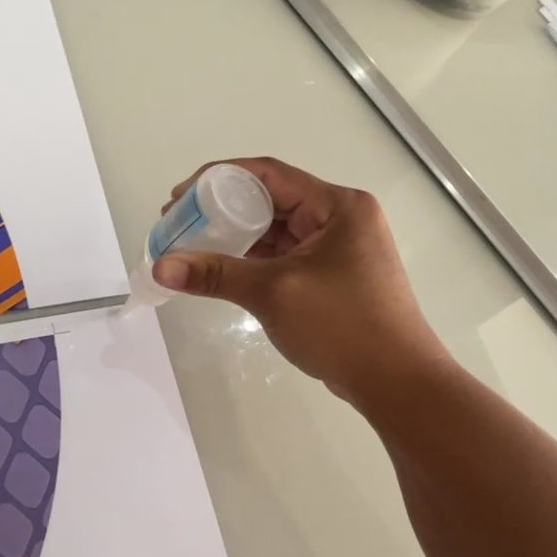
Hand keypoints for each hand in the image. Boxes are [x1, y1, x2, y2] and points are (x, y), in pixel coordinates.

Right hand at [151, 158, 447, 401]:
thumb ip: (215, 274)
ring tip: (193, 249)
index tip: (179, 198)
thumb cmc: (342, 326)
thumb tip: (160, 267)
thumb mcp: (273, 293)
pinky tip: (224, 271)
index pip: (268, 174)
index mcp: (338, 206)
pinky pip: (285, 257)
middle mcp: (342, 218)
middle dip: (222, 211)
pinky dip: (254, 261)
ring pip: (277, 232)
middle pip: (271, 201)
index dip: (217, 179)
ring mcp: (340, 249)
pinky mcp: (334, 277)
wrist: (397, 382)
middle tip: (179, 226)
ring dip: (236, 238)